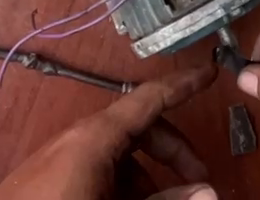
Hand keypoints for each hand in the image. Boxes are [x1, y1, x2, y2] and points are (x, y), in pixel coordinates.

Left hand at [0, 64, 217, 199]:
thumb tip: (209, 193)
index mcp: (96, 136)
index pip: (150, 97)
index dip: (183, 84)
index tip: (212, 71)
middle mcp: (78, 138)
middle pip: (139, 127)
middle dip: (174, 151)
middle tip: (201, 185)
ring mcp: (60, 160)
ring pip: (118, 156)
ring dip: (149, 177)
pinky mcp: (46, 185)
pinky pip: (94, 172)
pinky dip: (122, 186)